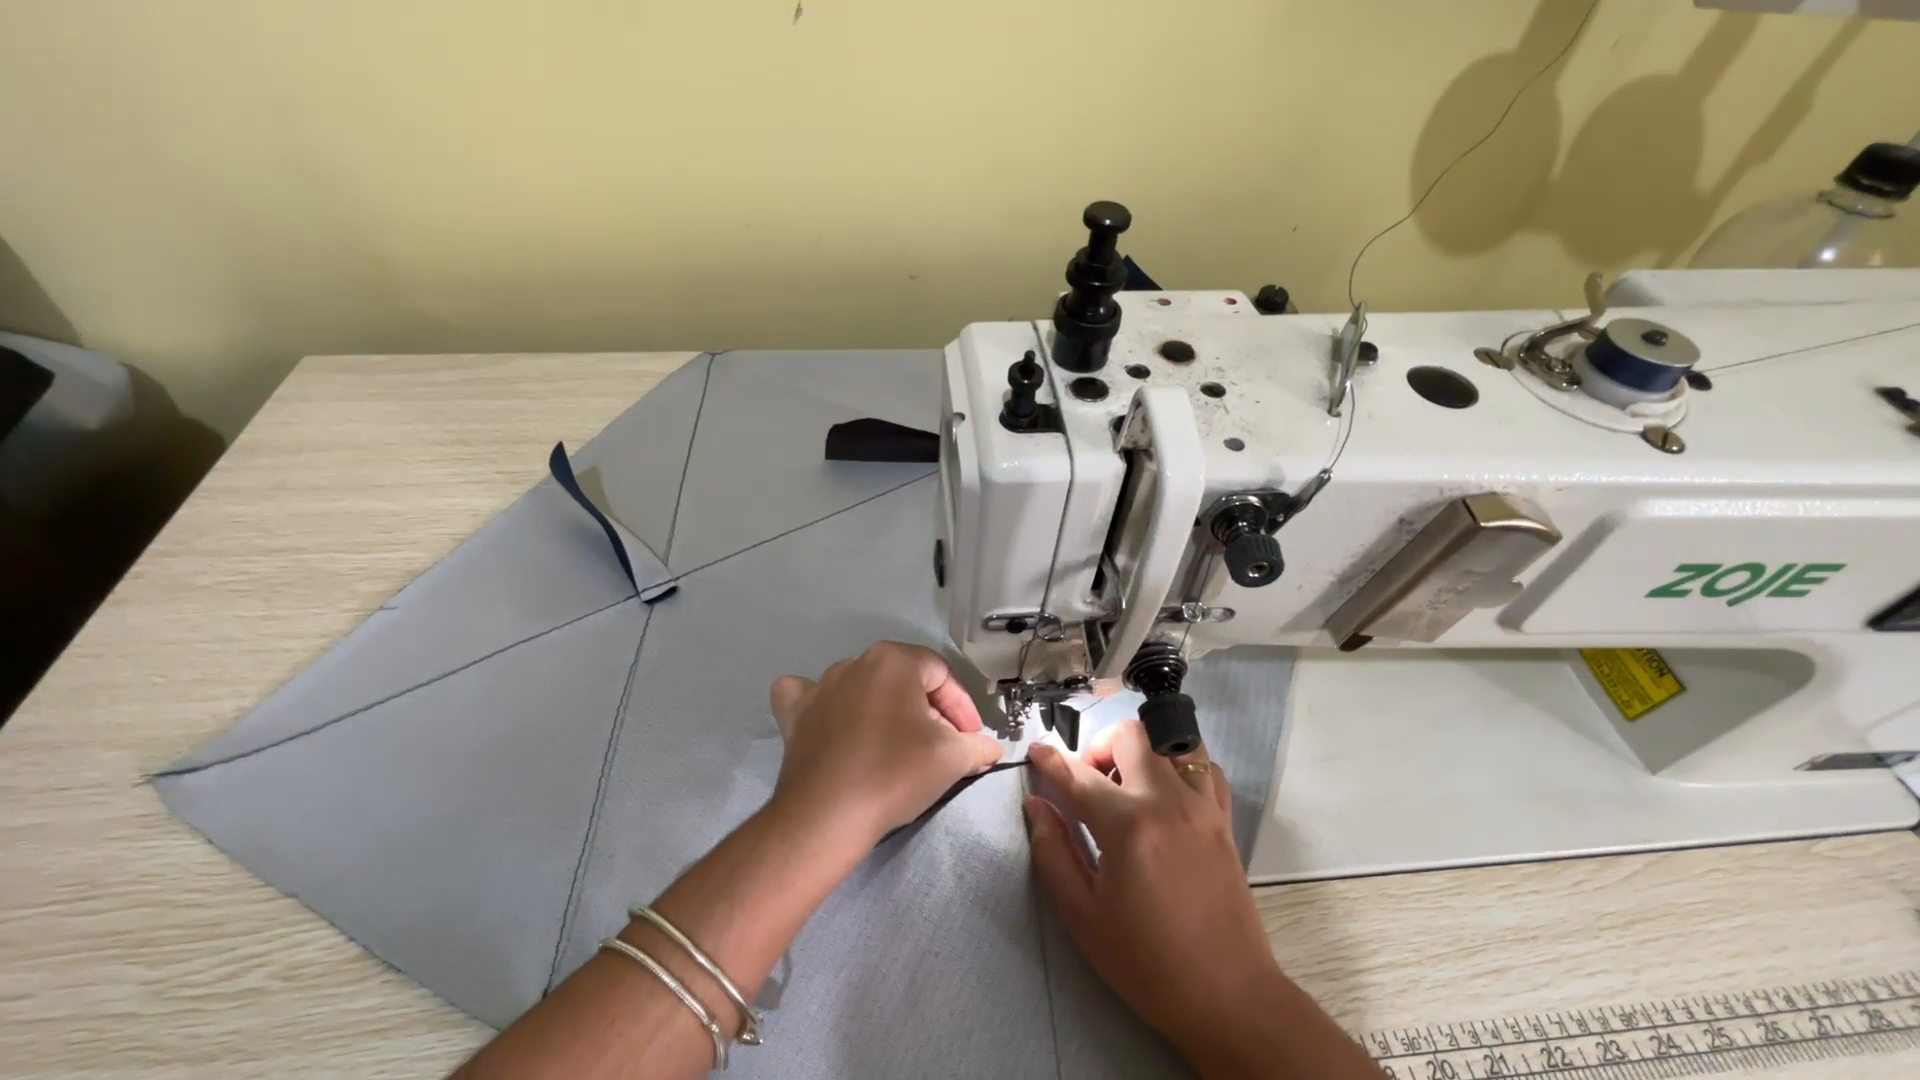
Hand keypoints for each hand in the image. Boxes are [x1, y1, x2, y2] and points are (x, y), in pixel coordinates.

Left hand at [767, 642, 1003, 850]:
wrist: (827, 815)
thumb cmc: (894, 773)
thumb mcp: (951, 758)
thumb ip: (976, 745)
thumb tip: (991, 747)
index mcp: (893, 660)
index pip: (941, 674)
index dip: (962, 706)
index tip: (971, 739)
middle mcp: (854, 663)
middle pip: (904, 679)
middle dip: (928, 709)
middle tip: (943, 745)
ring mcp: (819, 687)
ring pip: (863, 687)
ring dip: (885, 708)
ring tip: (899, 743)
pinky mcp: (795, 715)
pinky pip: (811, 697)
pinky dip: (826, 706)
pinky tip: (834, 721)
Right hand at [1026, 721, 1283, 1055]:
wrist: (1226, 995)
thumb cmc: (1146, 962)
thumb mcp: (1083, 915)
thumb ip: (1054, 852)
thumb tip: (1036, 806)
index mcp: (1128, 826)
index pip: (1079, 775)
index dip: (1051, 760)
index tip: (1035, 751)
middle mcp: (1168, 802)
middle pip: (1132, 736)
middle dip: (1100, 745)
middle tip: (1088, 780)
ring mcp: (1203, 807)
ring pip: (1176, 740)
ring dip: (1145, 748)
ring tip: (1128, 782)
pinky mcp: (1225, 820)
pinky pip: (1206, 768)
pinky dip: (1181, 766)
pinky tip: (1166, 794)